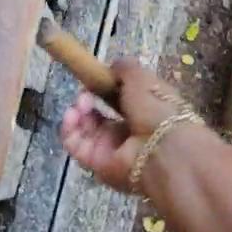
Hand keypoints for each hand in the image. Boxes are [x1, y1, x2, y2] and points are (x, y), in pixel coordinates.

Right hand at [58, 59, 187, 193]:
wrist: (162, 149)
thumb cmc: (155, 107)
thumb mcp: (141, 77)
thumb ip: (125, 69)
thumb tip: (113, 66)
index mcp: (144, 109)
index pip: (119, 98)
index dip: (104, 87)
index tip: (94, 77)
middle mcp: (129, 130)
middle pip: (100, 115)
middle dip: (88, 99)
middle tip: (85, 93)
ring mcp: (113, 148)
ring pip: (86, 129)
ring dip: (78, 112)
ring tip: (80, 103)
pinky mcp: (99, 164)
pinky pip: (77, 146)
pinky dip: (70, 130)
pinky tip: (71, 115)